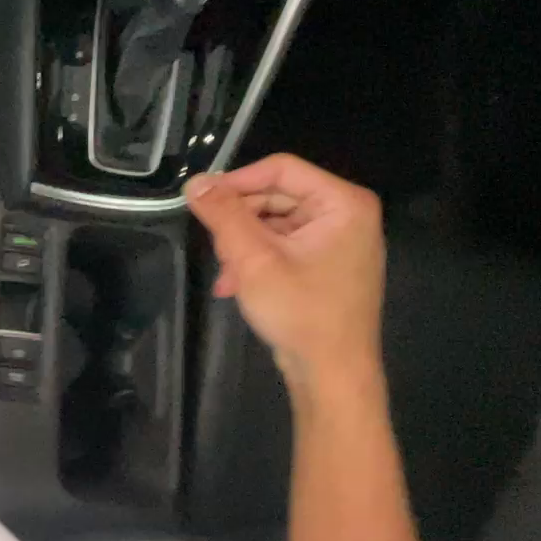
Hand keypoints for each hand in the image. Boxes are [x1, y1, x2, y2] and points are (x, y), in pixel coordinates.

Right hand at [185, 154, 385, 381]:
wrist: (331, 371)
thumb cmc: (300, 311)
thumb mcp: (252, 259)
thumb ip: (223, 215)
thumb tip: (194, 182)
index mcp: (342, 203)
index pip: (280, 169)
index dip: (236, 181)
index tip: (198, 201)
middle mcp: (346, 214)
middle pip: (276, 196)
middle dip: (238, 220)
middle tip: (213, 246)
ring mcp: (337, 241)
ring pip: (273, 222)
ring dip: (242, 243)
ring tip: (225, 272)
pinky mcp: (325, 264)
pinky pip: (282, 245)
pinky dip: (255, 258)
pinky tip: (234, 284)